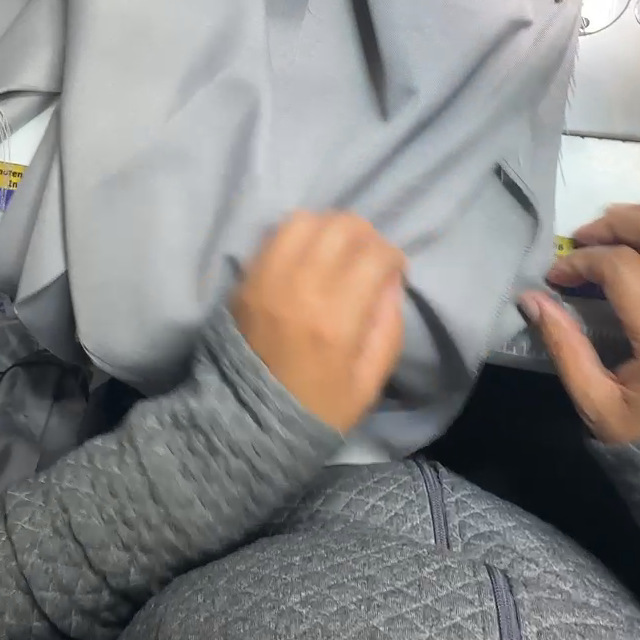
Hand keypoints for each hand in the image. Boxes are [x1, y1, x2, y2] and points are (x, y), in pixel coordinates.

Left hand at [231, 212, 406, 432]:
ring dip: (330, 227)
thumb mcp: (368, 383)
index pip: (374, 255)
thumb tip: (391, 280)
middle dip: (366, 234)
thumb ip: (388, 328)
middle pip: (341, 226)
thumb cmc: (315, 407)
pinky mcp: (246, 277)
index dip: (393, 255)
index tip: (394, 269)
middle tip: (369, 255)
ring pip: (305, 220)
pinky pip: (275, 233)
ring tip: (338, 249)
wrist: (245, 420)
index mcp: (335, 320)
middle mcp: (300, 288)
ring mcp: (267, 278)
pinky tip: (309, 254)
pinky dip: (299, 234)